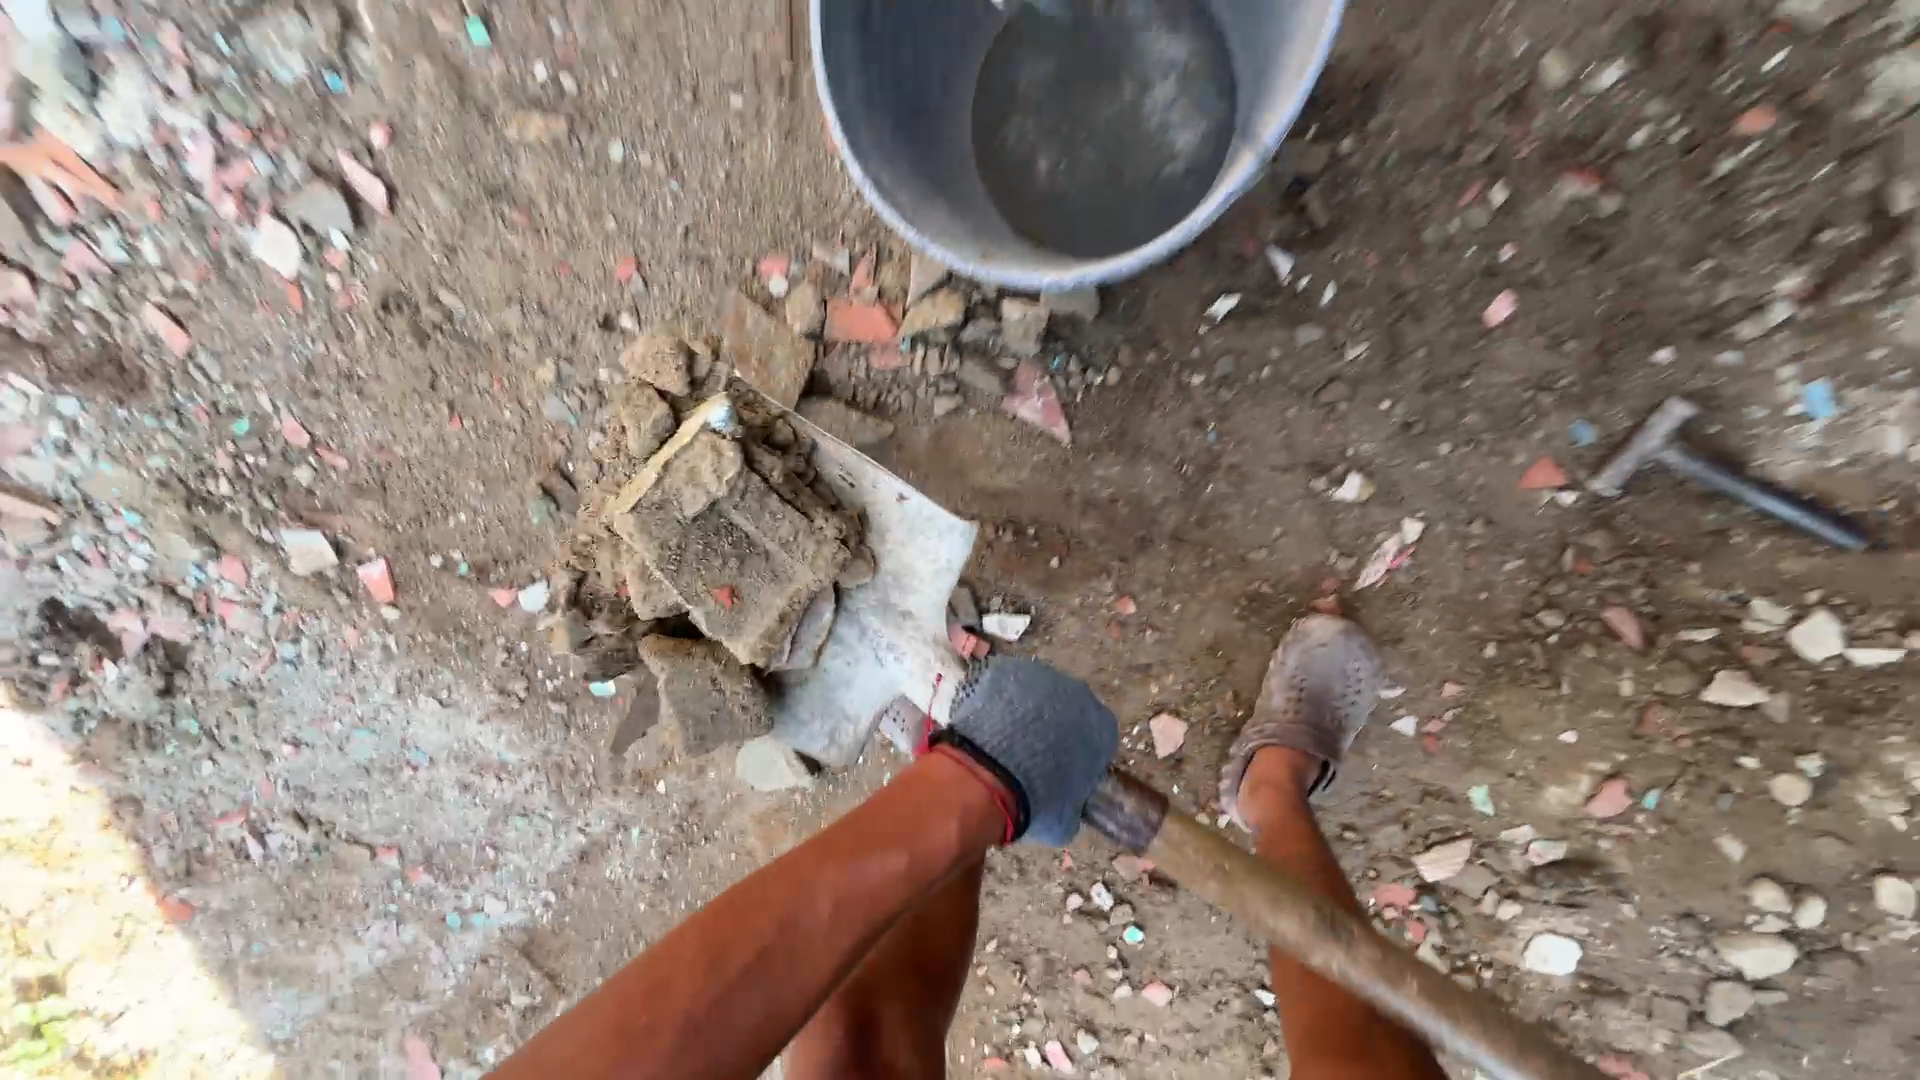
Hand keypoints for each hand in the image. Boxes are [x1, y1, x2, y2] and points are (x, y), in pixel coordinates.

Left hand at [933, 658, 1118, 845]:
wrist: (988, 774)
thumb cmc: (1035, 800)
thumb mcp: (1065, 819)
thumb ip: (1072, 805)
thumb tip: (1066, 808)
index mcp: (1101, 727)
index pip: (1098, 736)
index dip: (1079, 752)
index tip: (1062, 767)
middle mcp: (1077, 693)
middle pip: (1068, 707)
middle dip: (1052, 727)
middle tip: (1029, 753)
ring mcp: (1039, 676)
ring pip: (1035, 692)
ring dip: (1023, 711)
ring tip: (1000, 739)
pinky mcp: (1003, 670)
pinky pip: (1003, 685)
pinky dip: (995, 700)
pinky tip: (982, 722)